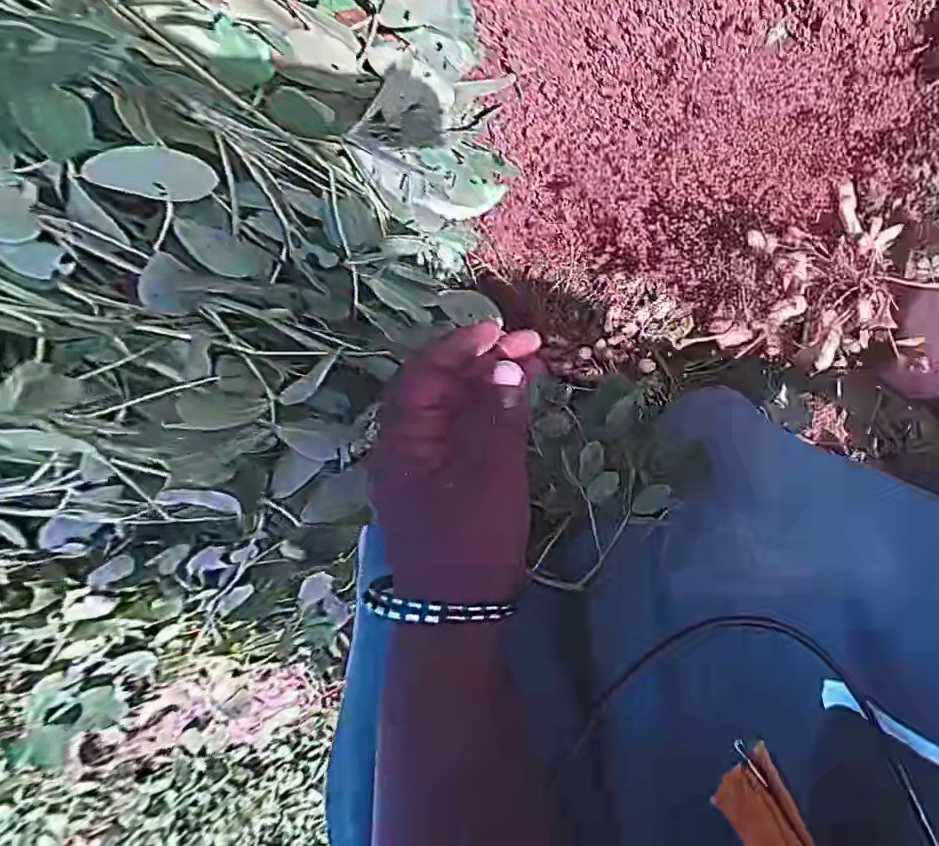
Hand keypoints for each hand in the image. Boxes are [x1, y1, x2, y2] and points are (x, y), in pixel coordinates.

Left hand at [367, 322, 542, 601]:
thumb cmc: (473, 538)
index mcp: (403, 443)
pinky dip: (496, 408)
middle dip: (483, 360)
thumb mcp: (491, 473)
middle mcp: (409, 446)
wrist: (462, 609)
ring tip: (535, 361)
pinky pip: (470, 428)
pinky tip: (521, 397)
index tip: (498, 330)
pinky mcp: (451, 476)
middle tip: (530, 343)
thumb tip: (504, 364)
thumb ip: (497, 416)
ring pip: (459, 406)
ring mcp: (430, 462)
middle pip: (441, 387)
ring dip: (493, 381)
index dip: (458, 347)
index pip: (422, 377)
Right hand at [876, 290, 938, 404]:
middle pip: (916, 301)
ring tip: (928, 347)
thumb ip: (873, 352)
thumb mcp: (887, 371)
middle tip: (905, 340)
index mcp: (912, 300)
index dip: (884, 315)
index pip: (889, 298)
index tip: (882, 330)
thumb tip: (867, 345)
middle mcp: (937, 296)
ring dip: (932, 322)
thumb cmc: (927, 375)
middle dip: (910, 317)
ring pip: (938, 309)